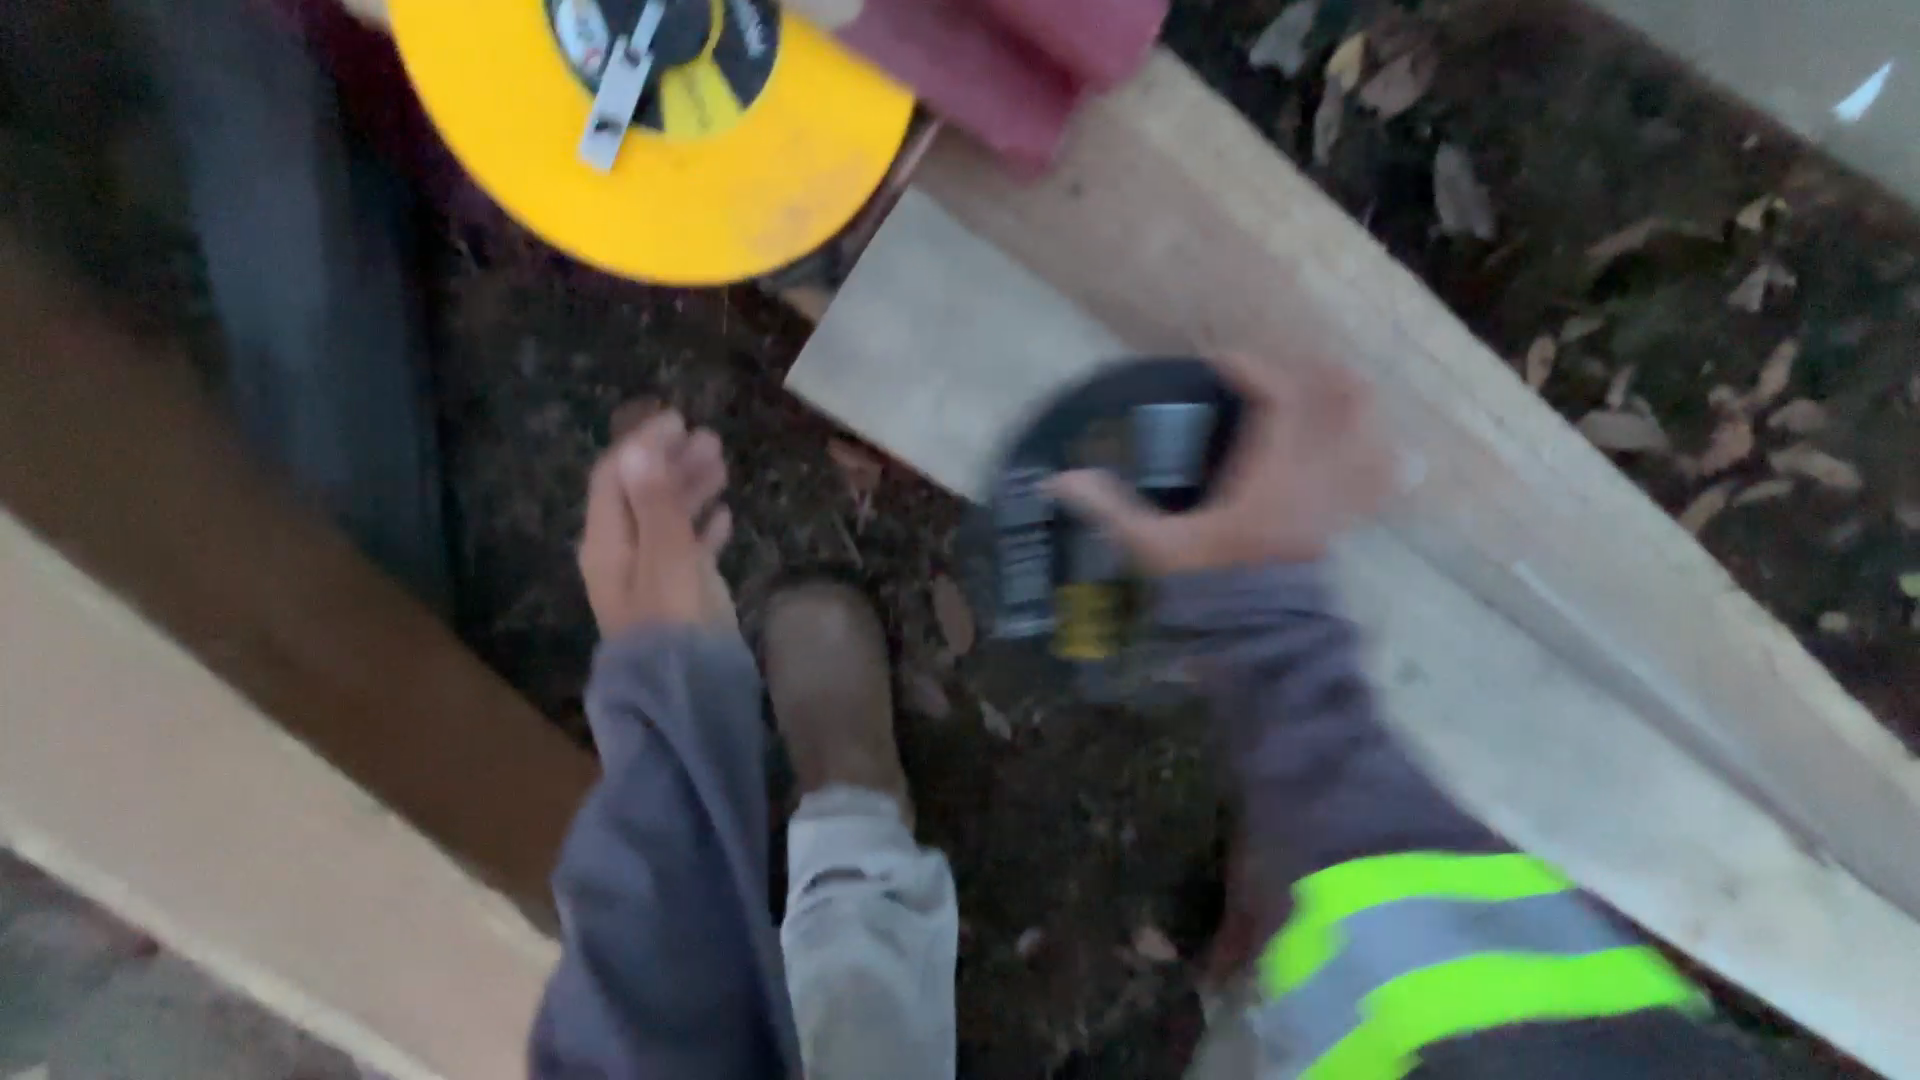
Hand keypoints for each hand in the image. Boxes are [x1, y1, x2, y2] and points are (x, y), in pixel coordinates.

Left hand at [578, 409, 736, 637]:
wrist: (686, 690)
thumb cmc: (673, 619)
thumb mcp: (665, 555)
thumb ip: (654, 502)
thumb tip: (639, 448)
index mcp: (607, 541)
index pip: (616, 477)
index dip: (644, 445)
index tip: (677, 420)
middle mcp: (624, 553)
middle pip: (643, 495)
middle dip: (673, 462)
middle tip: (710, 439)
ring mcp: (652, 574)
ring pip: (668, 519)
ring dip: (691, 488)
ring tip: (723, 464)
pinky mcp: (679, 593)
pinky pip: (689, 549)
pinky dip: (703, 528)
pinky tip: (726, 516)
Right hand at [1049, 353, 1392, 573]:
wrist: (1257, 639)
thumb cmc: (1207, 588)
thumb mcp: (1153, 548)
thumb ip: (1110, 510)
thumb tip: (1057, 479)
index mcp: (1269, 477)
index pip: (1280, 398)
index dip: (1254, 366)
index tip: (1220, 362)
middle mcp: (1314, 478)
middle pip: (1345, 401)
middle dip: (1317, 372)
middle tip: (1280, 370)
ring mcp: (1338, 499)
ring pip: (1372, 431)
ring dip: (1353, 404)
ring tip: (1323, 392)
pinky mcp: (1345, 520)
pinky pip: (1383, 477)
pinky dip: (1383, 454)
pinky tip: (1376, 447)